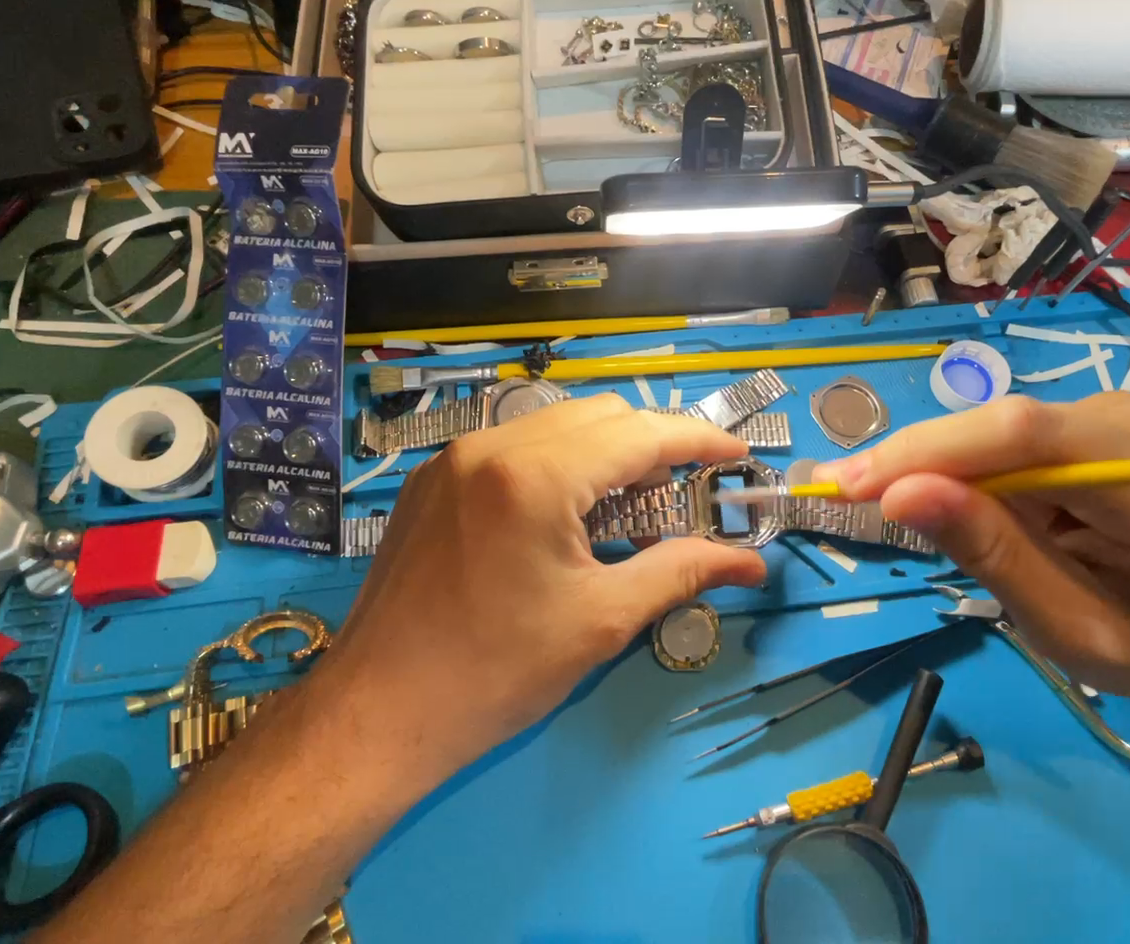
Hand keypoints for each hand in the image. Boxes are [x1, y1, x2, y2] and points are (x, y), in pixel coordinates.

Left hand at [318, 395, 767, 791]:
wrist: (379, 712)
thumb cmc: (496, 671)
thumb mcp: (601, 620)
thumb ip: (680, 572)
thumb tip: (751, 564)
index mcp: (535, 475)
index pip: (639, 433)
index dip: (697, 440)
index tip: (737, 456)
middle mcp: (491, 446)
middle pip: (599, 416)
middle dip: (653, 447)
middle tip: (682, 498)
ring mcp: (453, 458)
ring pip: (555, 426)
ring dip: (605, 454)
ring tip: (628, 511)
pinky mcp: (433, 480)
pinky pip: (514, 448)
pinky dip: (558, 465)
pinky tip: (568, 516)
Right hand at [815, 394, 1129, 720]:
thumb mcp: (1070, 631)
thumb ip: (992, 556)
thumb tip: (900, 495)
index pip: (1034, 440)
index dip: (933, 450)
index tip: (852, 483)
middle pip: (1017, 424)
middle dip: (926, 458)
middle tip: (848, 489)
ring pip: (1017, 424)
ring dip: (956, 463)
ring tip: (920, 507)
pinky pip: (1036, 429)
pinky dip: (990, 461)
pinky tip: (987, 498)